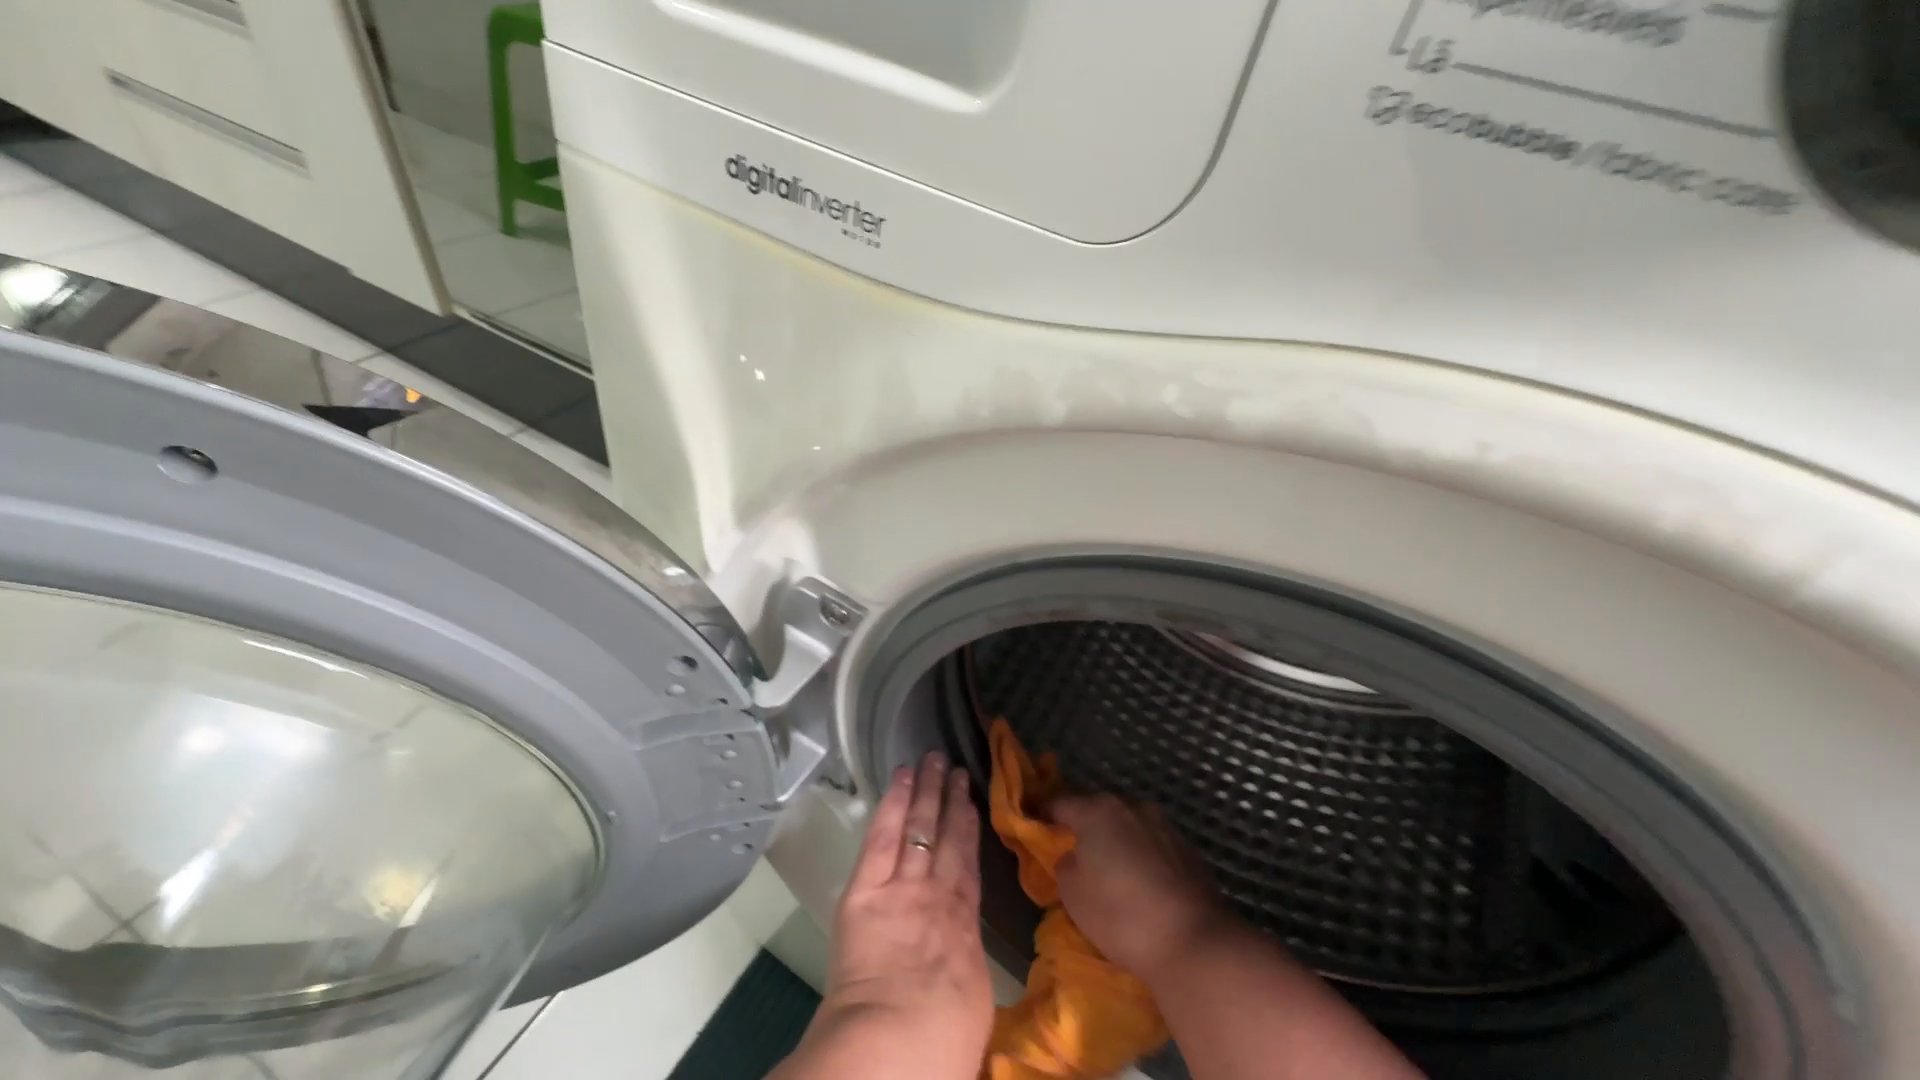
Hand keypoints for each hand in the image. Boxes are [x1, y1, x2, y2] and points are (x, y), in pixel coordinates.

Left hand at [805, 753, 992, 1079]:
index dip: (971, 832)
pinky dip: (893, 802)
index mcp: (966, 927)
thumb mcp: (969, 1002)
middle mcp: (938, 896)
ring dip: (927, 791)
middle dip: (952, 800)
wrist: (897, 1038)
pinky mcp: (867, 887)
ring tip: (933, 760)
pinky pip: (883, 835)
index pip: (970, 867)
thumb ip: (963, 966)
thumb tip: (959, 961)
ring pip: (919, 828)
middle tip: (956, 767)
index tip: (974, 803)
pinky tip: (901, 777)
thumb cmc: (940, 1039)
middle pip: (948, 838)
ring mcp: (904, 886)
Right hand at [1049, 794, 1229, 982]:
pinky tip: (1141, 883)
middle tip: (1072, 850)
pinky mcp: (1189, 850)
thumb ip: (1066, 864)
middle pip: (1098, 809)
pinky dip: (1141, 856)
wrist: (1192, 940)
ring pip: (1129, 826)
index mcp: (1098, 811)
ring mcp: (1165, 826)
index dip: (1043, 814)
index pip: (1059, 802)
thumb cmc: (1119, 914)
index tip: (1034, 827)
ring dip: (1116, 840)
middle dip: (1084, 825)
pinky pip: (1153, 845)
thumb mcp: (1072, 893)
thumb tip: (1075, 856)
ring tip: (1109, 869)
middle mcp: (1133, 807)